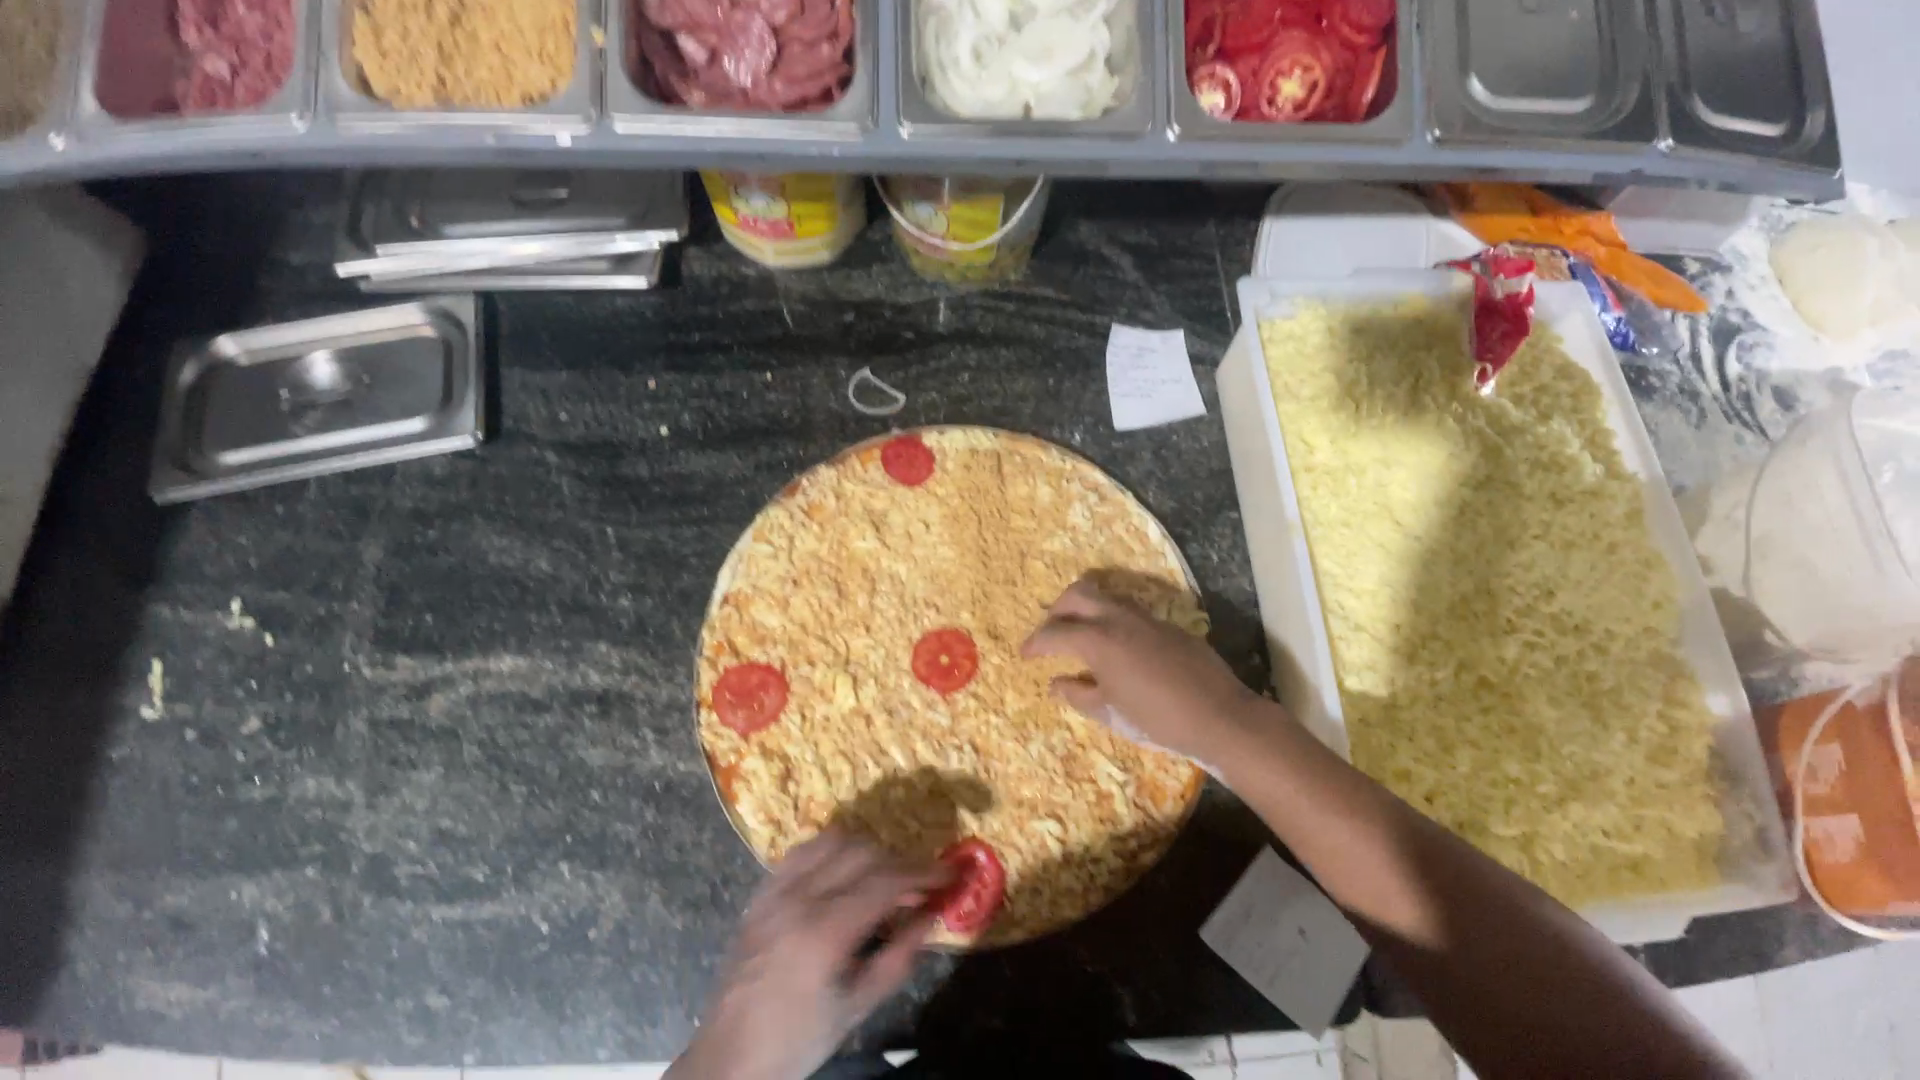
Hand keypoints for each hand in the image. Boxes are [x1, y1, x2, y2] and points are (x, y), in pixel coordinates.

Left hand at [668, 830, 947, 1079]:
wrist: (733, 1052)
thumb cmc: (802, 1036)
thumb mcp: (860, 1005)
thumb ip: (900, 955)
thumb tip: (933, 914)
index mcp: (826, 931)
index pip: (886, 881)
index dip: (923, 872)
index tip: (949, 874)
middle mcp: (799, 898)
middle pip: (862, 853)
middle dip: (899, 862)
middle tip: (919, 885)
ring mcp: (775, 891)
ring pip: (832, 840)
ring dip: (866, 850)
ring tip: (883, 876)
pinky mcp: (761, 892)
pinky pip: (801, 851)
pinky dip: (831, 851)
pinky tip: (843, 871)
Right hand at [1022, 576, 1276, 763]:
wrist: (1219, 716)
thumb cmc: (1156, 719)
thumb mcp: (1109, 714)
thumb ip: (1077, 694)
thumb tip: (1056, 683)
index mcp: (1098, 640)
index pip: (1054, 632)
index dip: (1035, 643)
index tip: (1025, 655)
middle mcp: (1119, 619)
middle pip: (1078, 594)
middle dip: (1057, 610)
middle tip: (1050, 634)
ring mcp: (1147, 619)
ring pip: (1107, 599)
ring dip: (1087, 612)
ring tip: (1082, 639)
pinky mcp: (1169, 627)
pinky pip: (1131, 614)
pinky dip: (1113, 623)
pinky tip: (1119, 651)